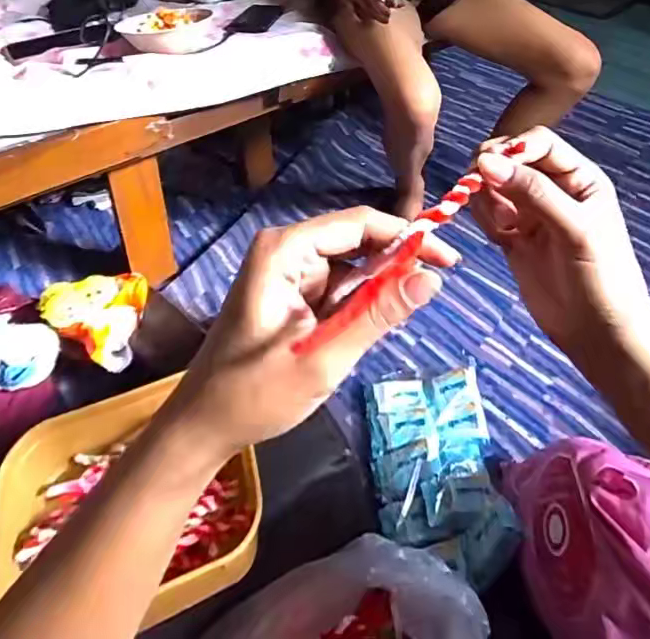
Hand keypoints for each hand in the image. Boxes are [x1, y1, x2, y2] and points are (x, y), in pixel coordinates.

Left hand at [164, 208, 458, 460]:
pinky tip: (374, 321)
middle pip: (355, 239)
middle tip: (437, 283)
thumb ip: (378, 314)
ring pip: (350, 264)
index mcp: (286, 250)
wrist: (203, 424)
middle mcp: (286, 250)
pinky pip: (337, 285)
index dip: (406, 235)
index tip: (447, 259)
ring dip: (379, 284)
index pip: (358, 224)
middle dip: (396, 260)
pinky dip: (360, 301)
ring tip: (403, 311)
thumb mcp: (324, 357)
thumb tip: (432, 279)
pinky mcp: (292, 293)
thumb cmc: (255, 393)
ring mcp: (288, 271)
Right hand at [470, 127, 649, 357]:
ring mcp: (530, 212)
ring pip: (492, 184)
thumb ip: (532, 191)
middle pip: (508, 159)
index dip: (512, 148)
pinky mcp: (512, 235)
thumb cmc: (602, 277)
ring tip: (503, 226)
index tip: (487, 165)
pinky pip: (487, 212)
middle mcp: (553, 188)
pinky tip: (500, 238)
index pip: (538, 143)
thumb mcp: (575, 229)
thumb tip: (484, 161)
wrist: (599, 334)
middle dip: (491, 171)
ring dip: (486, 198)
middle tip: (478, 190)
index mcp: (578, 176)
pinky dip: (484, 218)